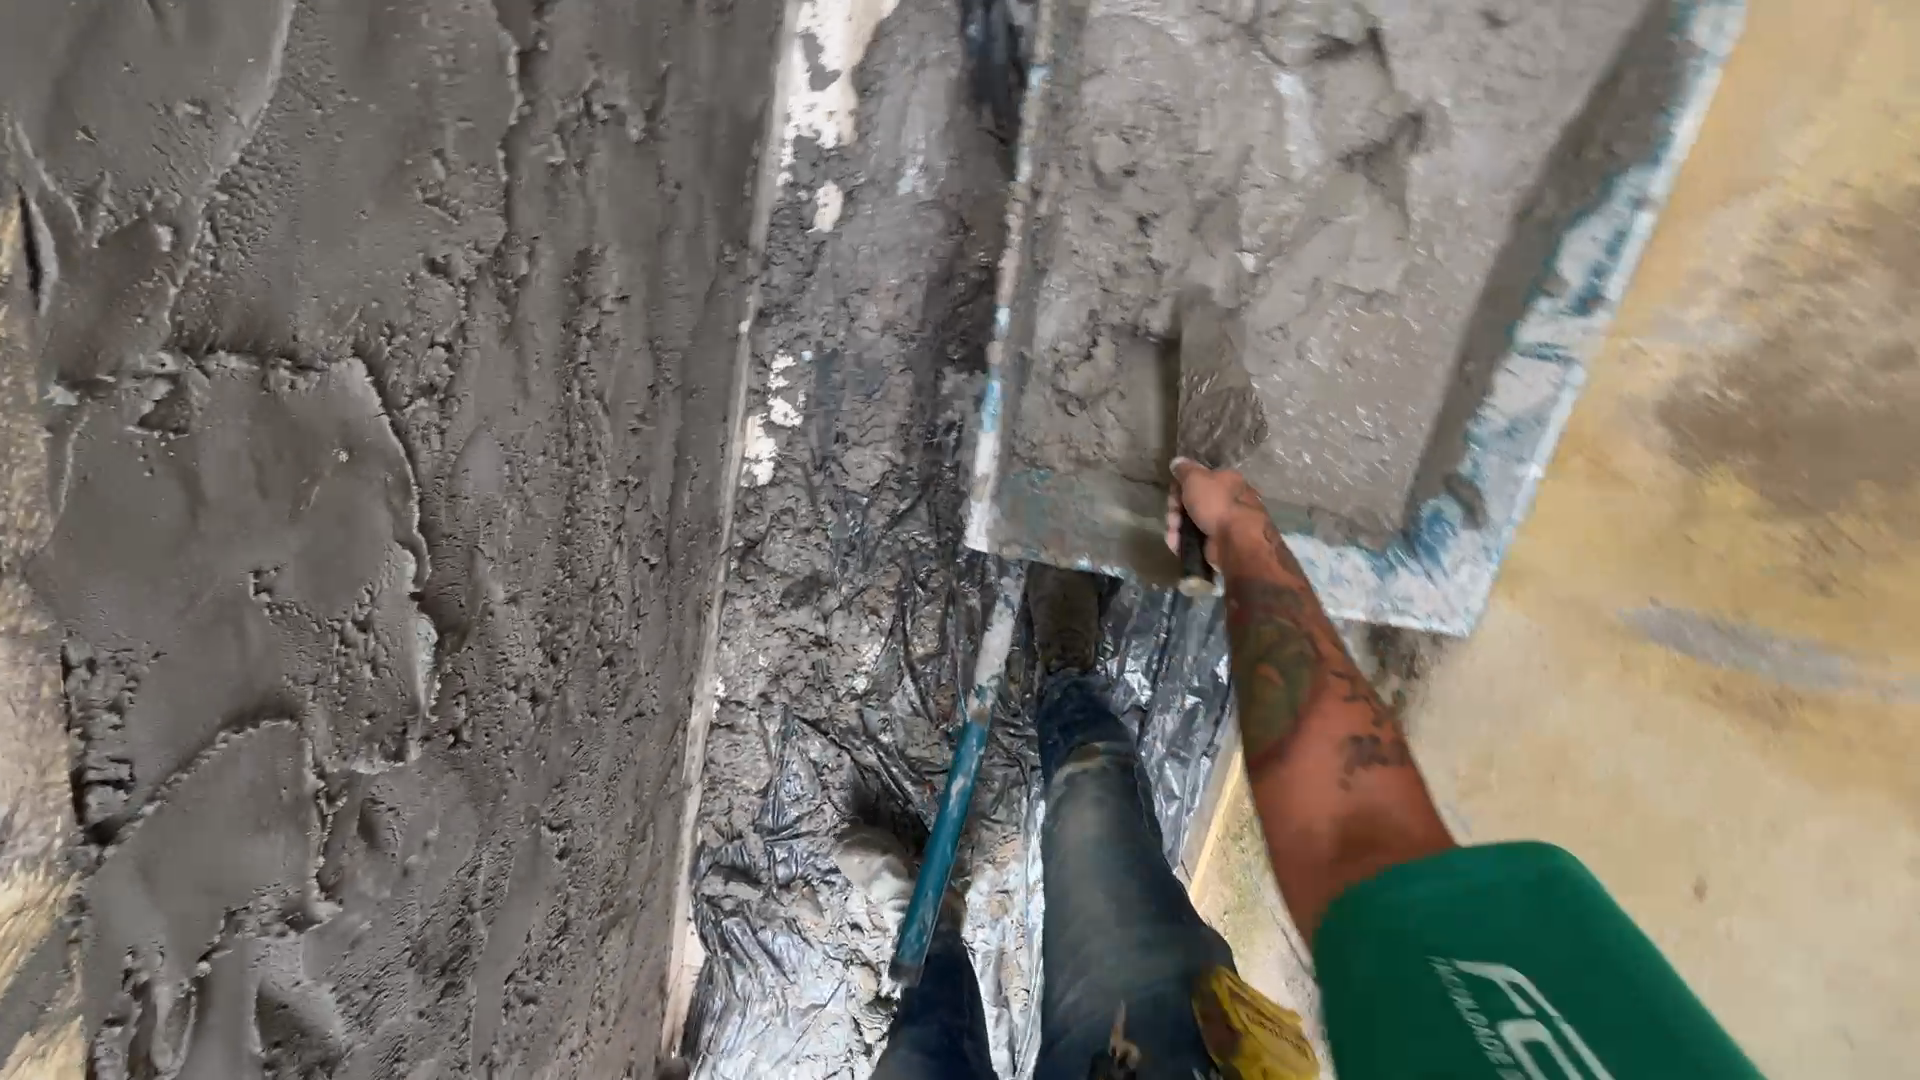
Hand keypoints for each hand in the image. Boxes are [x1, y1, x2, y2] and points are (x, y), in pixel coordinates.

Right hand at [1167, 458, 1286, 572]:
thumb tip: (1177, 462)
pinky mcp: (1216, 545)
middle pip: (1192, 502)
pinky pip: (1193, 540)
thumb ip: (1184, 470)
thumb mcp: (1196, 478)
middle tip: (1173, 515)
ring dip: (1176, 526)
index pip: (1199, 480)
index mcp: (1227, 481)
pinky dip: (1182, 541)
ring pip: (1190, 522)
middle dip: (1176, 509)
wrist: (1236, 541)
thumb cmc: (1217, 503)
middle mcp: (1227, 501)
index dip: (1181, 486)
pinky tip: (1176, 543)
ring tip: (1173, 532)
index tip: (1173, 492)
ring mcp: (1222, 524)